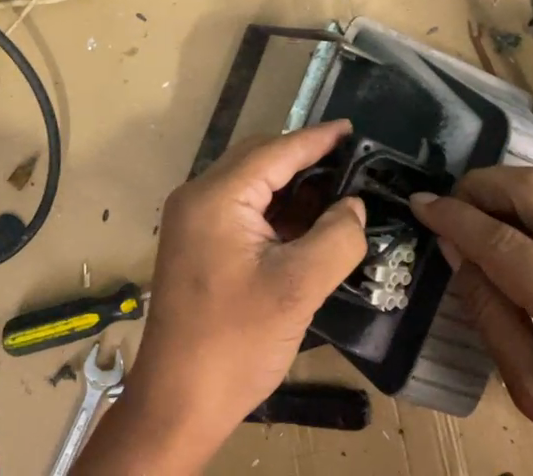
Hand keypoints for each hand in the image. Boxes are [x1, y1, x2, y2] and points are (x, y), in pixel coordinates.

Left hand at [75, 121, 367, 474]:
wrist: (178, 403)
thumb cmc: (236, 342)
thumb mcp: (298, 288)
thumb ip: (336, 238)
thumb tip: (355, 207)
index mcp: (216, 196)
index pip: (275, 151)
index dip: (317, 139)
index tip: (352, 129)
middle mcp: (198, 197)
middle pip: (259, 160)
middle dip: (304, 160)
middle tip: (352, 163)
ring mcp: (193, 222)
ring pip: (250, 185)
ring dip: (291, 187)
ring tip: (338, 190)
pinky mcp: (197, 246)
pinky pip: (241, 211)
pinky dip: (275, 212)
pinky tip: (307, 223)